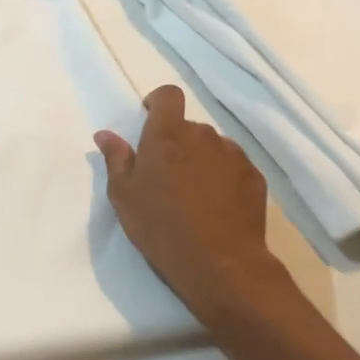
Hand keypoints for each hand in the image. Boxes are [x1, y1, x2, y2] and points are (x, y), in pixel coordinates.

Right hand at [94, 86, 283, 327]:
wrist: (220, 263)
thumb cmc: (160, 227)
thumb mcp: (123, 195)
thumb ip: (116, 159)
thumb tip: (105, 134)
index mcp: (167, 136)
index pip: (169, 95)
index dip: (158, 102)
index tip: (149, 118)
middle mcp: (203, 137)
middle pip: (188, 126)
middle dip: (175, 141)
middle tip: (164, 174)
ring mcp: (233, 156)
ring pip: (212, 146)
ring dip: (199, 158)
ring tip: (191, 192)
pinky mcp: (254, 177)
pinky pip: (232, 165)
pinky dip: (221, 176)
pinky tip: (214, 204)